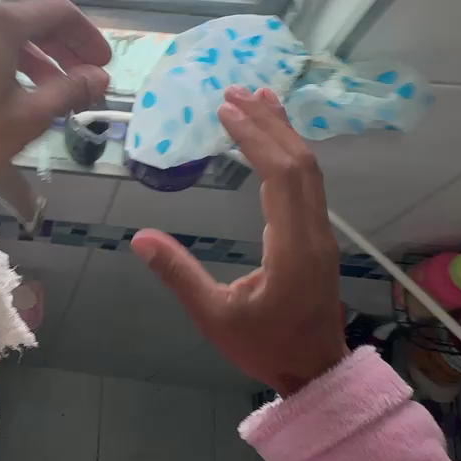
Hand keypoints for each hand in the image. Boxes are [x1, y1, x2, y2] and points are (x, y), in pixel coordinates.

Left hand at [0, 0, 110, 194]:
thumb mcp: (30, 116)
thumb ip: (71, 92)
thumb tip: (100, 79)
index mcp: (3, 24)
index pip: (60, 13)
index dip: (88, 37)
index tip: (103, 65)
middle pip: (36, 22)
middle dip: (68, 50)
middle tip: (88, 79)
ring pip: (14, 38)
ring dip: (43, 60)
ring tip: (60, 93)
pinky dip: (17, 65)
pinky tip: (24, 96)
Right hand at [131, 87, 348, 395]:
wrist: (315, 371)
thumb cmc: (264, 347)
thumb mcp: (214, 317)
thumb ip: (179, 276)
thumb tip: (140, 239)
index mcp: (292, 248)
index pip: (281, 176)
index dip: (255, 138)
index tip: (225, 109)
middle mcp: (314, 232)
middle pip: (300, 162)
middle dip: (268, 122)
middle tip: (234, 90)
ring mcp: (320, 233)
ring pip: (309, 169)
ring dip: (282, 131)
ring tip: (257, 97)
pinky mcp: (317, 236)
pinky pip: (308, 182)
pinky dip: (290, 152)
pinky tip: (275, 139)